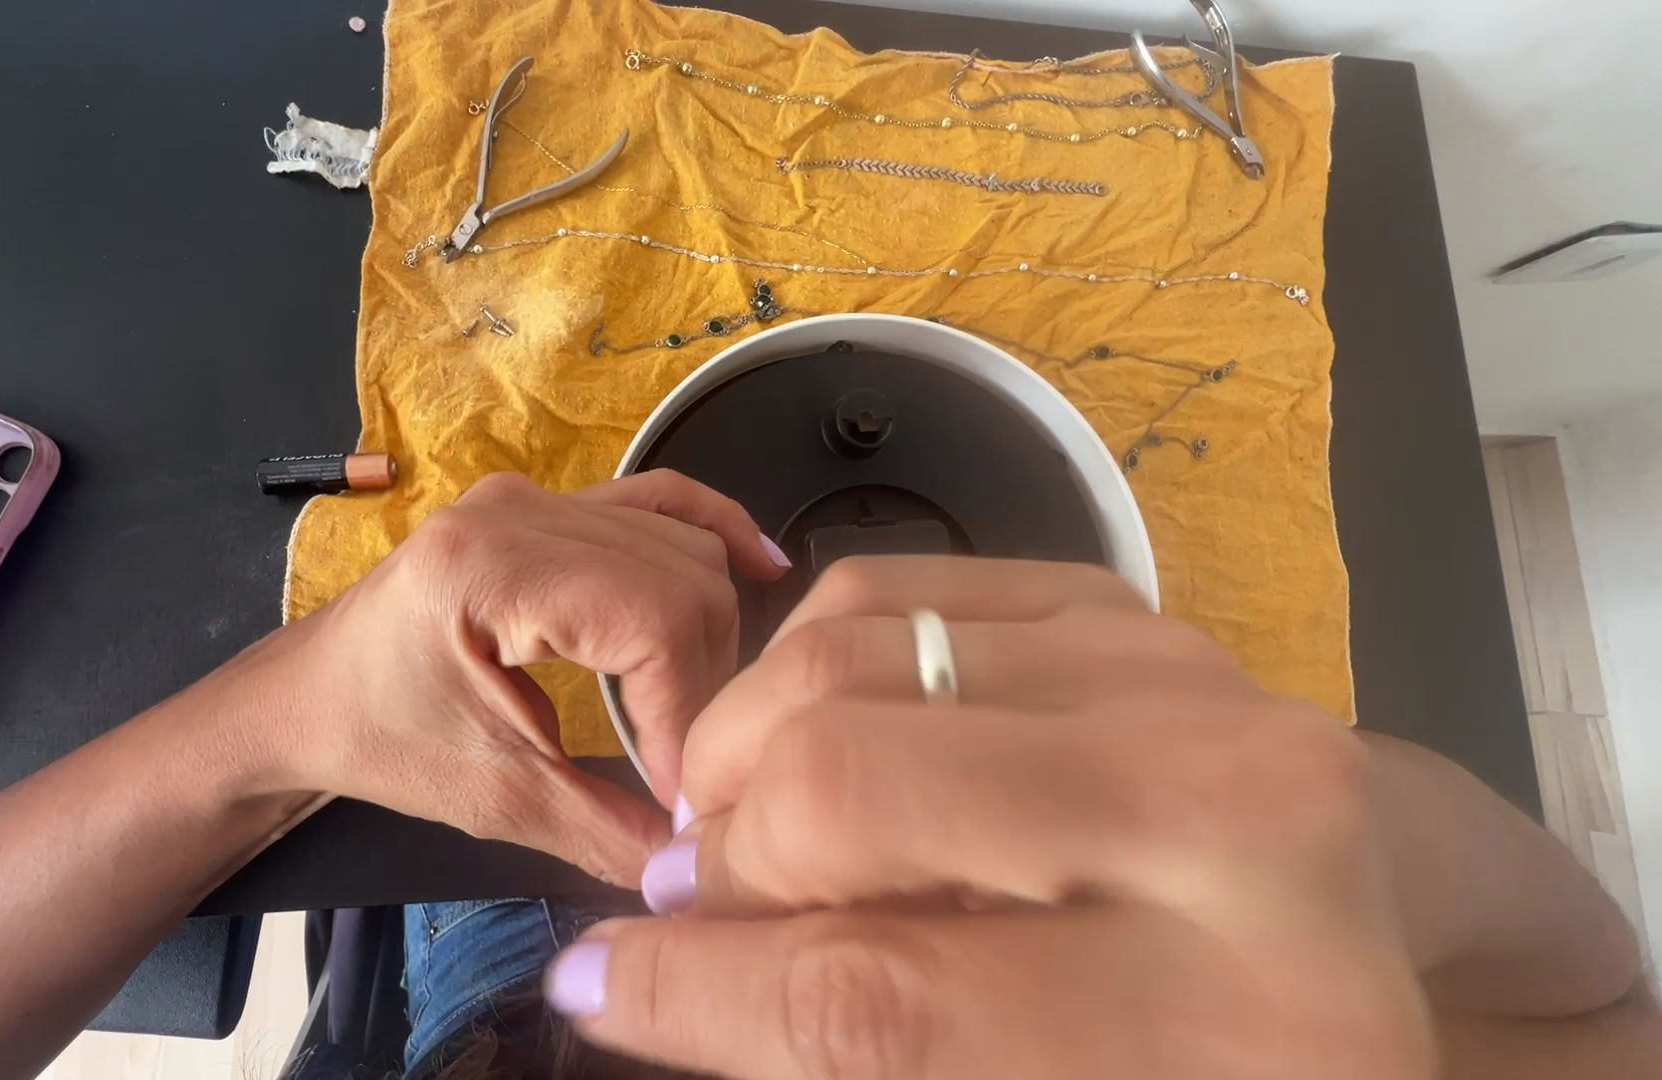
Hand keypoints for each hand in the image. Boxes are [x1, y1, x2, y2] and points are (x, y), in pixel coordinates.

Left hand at [217, 470, 786, 886]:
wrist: (313, 693)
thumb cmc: (381, 740)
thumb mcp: (492, 798)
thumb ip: (606, 831)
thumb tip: (700, 861)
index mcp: (489, 569)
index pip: (651, 621)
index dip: (688, 713)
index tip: (686, 795)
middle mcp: (521, 511)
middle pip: (683, 579)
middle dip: (706, 680)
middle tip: (690, 758)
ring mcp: (539, 498)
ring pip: (683, 545)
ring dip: (712, 631)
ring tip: (699, 704)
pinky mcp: (554, 505)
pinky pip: (657, 501)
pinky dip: (714, 530)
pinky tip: (759, 564)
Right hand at [544, 557, 1435, 1076]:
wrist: (1401, 908)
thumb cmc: (1230, 1043)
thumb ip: (865, 1027)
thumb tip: (659, 969)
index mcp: (1236, 1023)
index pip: (879, 994)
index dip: (698, 989)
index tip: (595, 979)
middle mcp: (1218, 808)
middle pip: (843, 782)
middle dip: (721, 844)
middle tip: (692, 882)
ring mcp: (1157, 661)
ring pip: (840, 659)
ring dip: (739, 741)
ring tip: (733, 804)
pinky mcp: (1104, 593)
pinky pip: (875, 589)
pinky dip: (794, 655)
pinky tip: (799, 719)